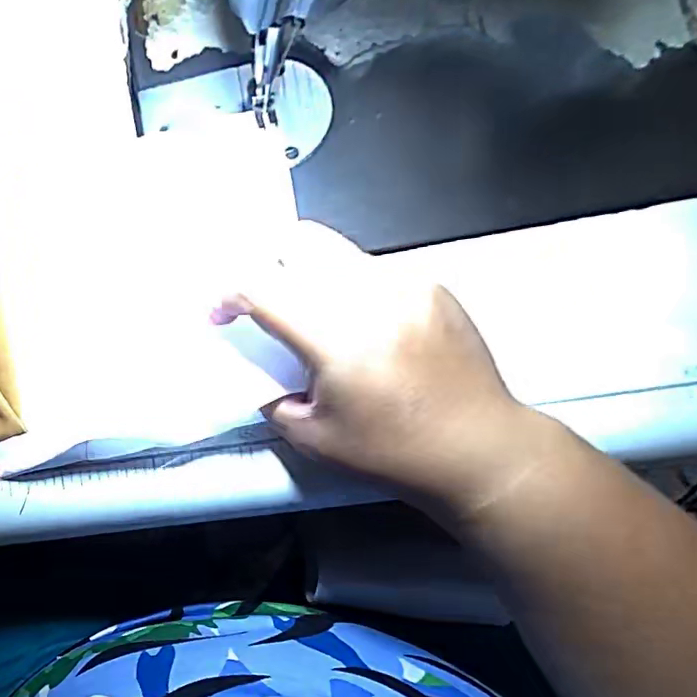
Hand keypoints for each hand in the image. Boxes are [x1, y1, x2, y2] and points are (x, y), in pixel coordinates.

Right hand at [215, 221, 560, 518]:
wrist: (476, 447)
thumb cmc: (391, 453)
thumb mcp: (314, 439)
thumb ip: (273, 397)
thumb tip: (261, 368)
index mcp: (340, 339)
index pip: (265, 288)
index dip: (229, 295)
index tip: (221, 315)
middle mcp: (373, 296)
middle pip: (299, 244)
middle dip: (266, 268)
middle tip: (260, 306)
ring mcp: (408, 284)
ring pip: (336, 252)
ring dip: (307, 277)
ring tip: (311, 320)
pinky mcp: (431, 285)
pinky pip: (371, 269)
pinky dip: (347, 288)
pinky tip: (358, 328)